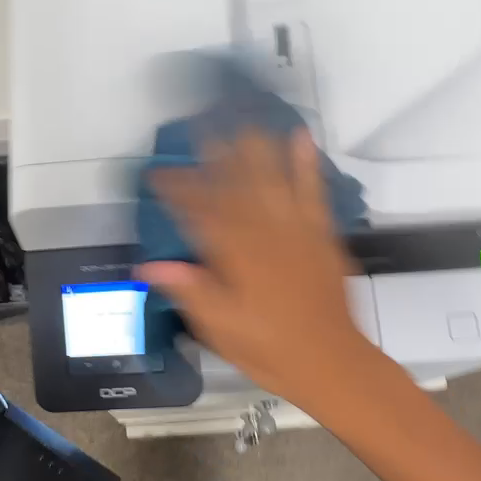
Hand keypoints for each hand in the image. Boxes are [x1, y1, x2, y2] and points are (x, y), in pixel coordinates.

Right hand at [139, 130, 387, 415]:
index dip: (176, 191)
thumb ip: (189, 290)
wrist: (331, 362)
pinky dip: (305, 163)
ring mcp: (296, 230)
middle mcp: (264, 234)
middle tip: (199, 127)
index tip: (158, 175)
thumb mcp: (220, 328)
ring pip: (271, 178)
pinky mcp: (321, 234)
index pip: (198, 213)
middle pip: (234, 186)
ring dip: (254, 147)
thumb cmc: (270, 350)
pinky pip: (312, 191)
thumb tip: (149, 268)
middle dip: (214, 155)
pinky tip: (300, 137)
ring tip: (240, 118)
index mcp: (235, 257)